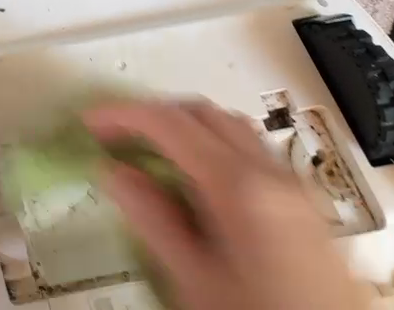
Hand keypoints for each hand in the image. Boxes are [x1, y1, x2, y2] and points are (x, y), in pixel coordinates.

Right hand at [85, 100, 369, 309]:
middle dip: (153, 113)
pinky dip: (214, 143)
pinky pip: (251, 149)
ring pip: (229, 125)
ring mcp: (293, 188)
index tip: (89, 122)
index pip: (169, 122)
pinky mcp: (304, 208)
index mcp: (239, 185)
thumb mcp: (194, 282)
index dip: (122, 113)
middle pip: (201, 112)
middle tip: (116, 135)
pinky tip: (197, 178)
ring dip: (185, 125)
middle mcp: (270, 173)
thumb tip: (114, 172)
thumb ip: (153, 220)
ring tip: (151, 151)